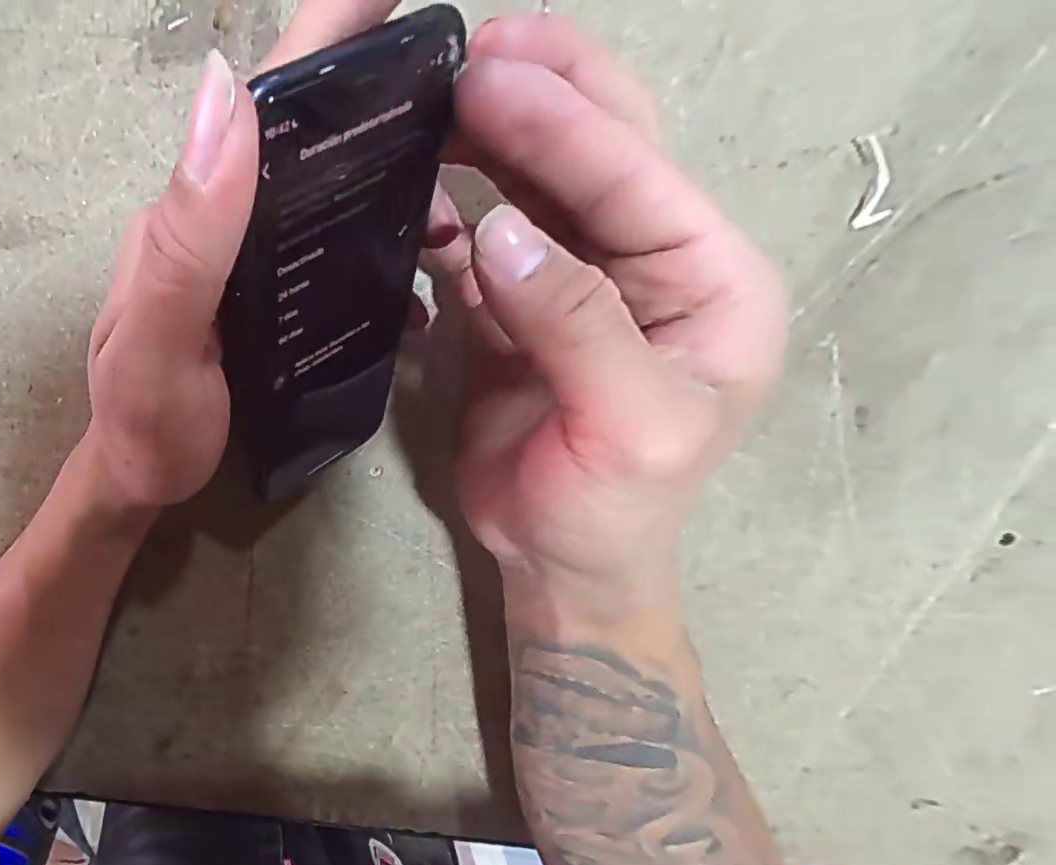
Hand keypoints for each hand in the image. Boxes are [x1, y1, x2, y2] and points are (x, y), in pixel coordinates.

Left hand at [82, 0, 406, 508]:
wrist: (139, 476)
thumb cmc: (147, 427)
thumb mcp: (159, 344)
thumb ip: (186, 240)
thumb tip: (221, 94)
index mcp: (185, 222)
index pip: (253, 108)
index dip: (321, 39)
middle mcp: (207, 225)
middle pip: (291, 141)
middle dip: (371, 98)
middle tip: (464, 96)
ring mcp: (229, 261)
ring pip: (310, 191)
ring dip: (381, 175)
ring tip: (454, 195)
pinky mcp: (249, 296)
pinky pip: (311, 243)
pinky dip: (361, 234)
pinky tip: (402, 255)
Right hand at [430, 17, 787, 616]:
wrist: (561, 559)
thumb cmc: (617, 503)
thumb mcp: (627, 418)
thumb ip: (573, 320)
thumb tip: (496, 236)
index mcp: (702, 279)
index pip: (631, 179)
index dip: (563, 121)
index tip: (491, 71)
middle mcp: (640, 270)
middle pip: (595, 161)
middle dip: (541, 99)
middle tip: (472, 51)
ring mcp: (566, 295)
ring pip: (529, 203)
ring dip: (485, 154)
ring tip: (435, 111)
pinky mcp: (507, 326)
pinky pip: (477, 262)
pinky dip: (446, 232)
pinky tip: (417, 207)